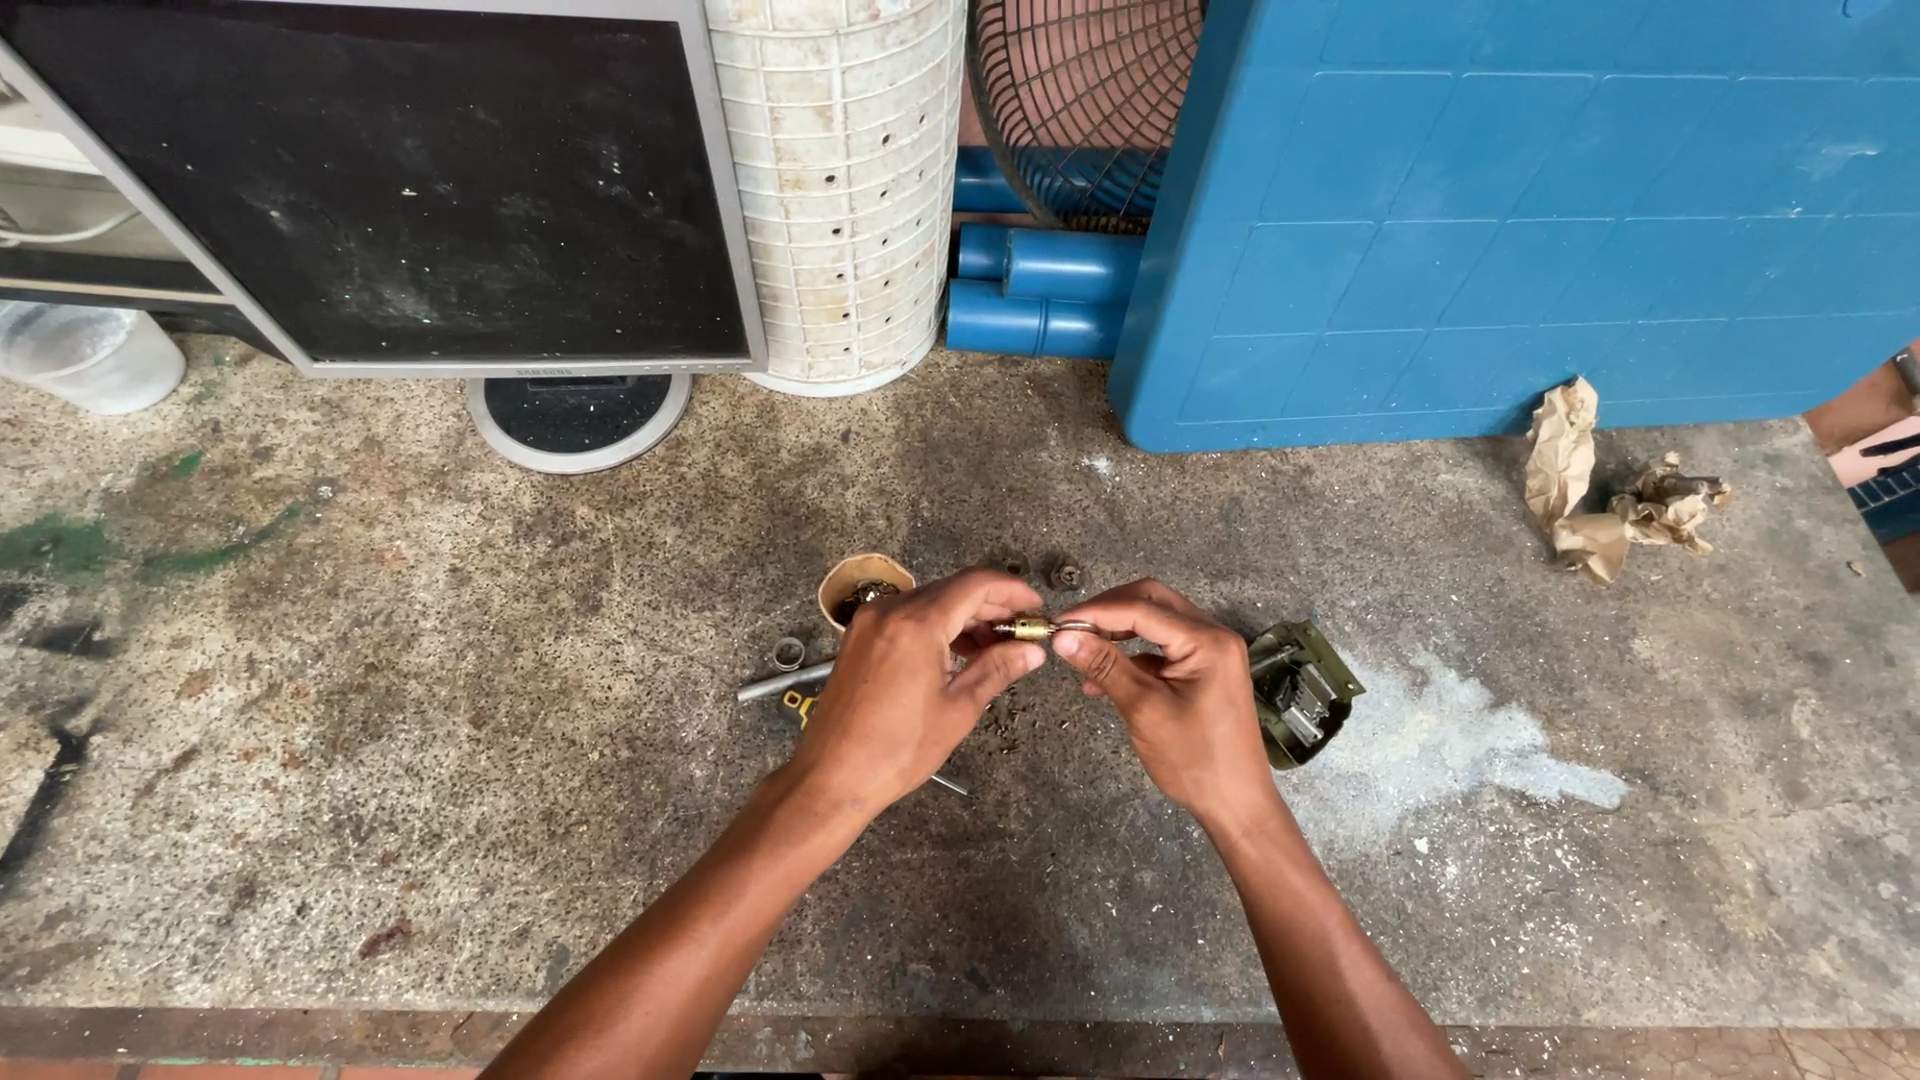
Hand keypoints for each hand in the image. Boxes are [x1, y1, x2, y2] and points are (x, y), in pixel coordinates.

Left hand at [789, 567, 1045, 812]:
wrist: (832, 775)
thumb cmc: (898, 749)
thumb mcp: (958, 708)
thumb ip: (997, 669)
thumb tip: (1033, 651)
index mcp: (917, 622)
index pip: (976, 583)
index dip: (1012, 590)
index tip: (1036, 608)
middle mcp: (890, 609)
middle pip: (953, 589)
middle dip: (992, 606)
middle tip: (1022, 632)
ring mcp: (870, 620)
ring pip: (931, 601)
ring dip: (966, 617)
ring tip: (995, 648)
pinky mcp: (860, 636)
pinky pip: (908, 616)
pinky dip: (938, 626)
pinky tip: (959, 652)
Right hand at [1052, 579, 1279, 828]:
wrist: (1237, 805)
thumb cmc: (1194, 760)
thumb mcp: (1143, 710)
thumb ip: (1104, 666)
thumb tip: (1063, 637)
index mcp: (1207, 641)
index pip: (1141, 608)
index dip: (1095, 612)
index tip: (1058, 623)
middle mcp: (1213, 636)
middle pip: (1152, 601)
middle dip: (1108, 610)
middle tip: (1072, 629)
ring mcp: (1211, 652)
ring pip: (1155, 622)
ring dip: (1117, 631)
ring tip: (1081, 649)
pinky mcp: (1203, 670)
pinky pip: (1161, 647)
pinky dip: (1131, 654)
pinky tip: (1101, 678)